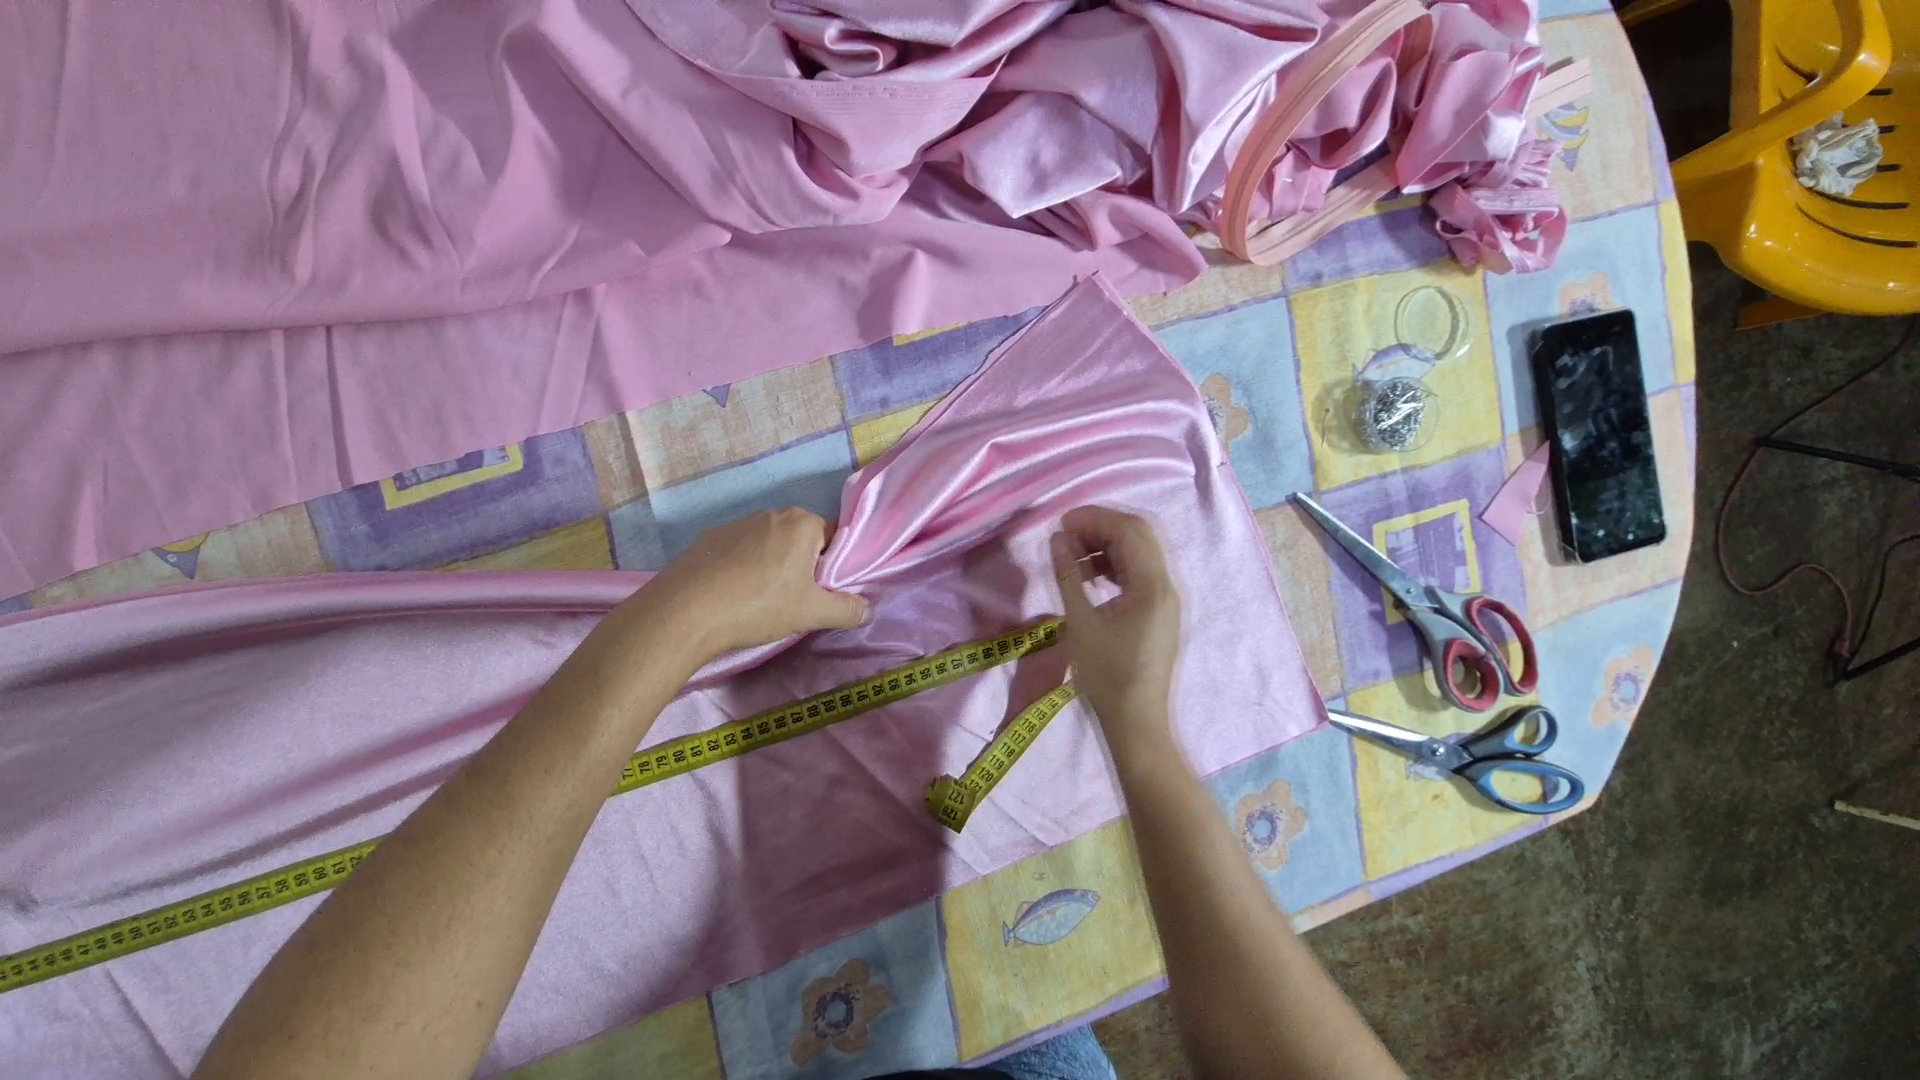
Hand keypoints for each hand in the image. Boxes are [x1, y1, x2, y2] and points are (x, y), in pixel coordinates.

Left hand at [643, 508, 870, 662]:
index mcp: (801, 522)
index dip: (831, 567)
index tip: (821, 594)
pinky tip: (732, 597)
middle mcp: (770, 514)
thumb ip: (846, 610)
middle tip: (795, 601)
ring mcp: (736, 524)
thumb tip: (869, 609)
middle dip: (802, 567)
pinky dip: (743, 569)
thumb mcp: (812, 613)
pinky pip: (739, 552)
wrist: (685, 612)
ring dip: (772, 567)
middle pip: (800, 540)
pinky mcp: (708, 539)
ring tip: (760, 602)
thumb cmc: (759, 605)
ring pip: (768, 545)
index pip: (832, 538)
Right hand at [1049, 506, 1181, 757]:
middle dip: (1101, 526)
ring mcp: (1165, 599)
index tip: (1061, 524)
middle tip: (1066, 535)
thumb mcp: (1081, 624)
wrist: (1136, 723)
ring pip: (1139, 552)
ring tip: (1071, 556)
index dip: (1094, 518)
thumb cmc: (1107, 677)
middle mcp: (1167, 586)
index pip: (1129, 531)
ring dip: (1106, 545)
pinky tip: (1087, 576)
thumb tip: (1057, 538)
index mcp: (1153, 586)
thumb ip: (1069, 575)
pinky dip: (1113, 565)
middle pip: (1139, 535)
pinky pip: (1138, 573)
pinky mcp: (1158, 611)